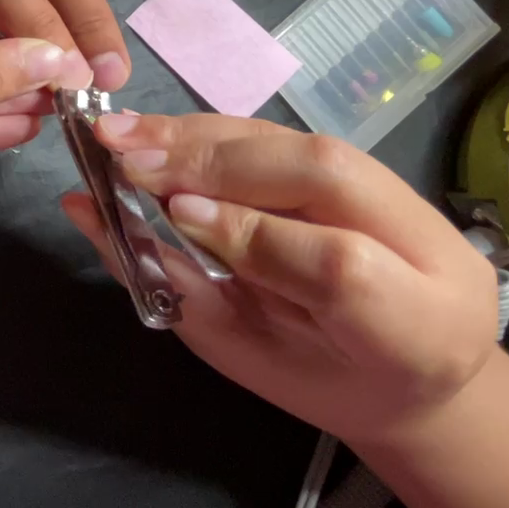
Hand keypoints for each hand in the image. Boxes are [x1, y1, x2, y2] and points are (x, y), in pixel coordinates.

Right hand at [60, 114, 498, 446]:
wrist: (403, 374)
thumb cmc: (309, 377)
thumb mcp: (244, 357)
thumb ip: (177, 287)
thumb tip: (87, 211)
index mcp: (415, 326)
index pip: (339, 267)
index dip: (251, 233)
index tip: (172, 212)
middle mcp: (421, 247)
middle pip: (321, 174)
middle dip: (214, 161)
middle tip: (124, 159)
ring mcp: (395, 198)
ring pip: (296, 142)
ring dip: (198, 134)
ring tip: (121, 133)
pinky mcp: (353, 166)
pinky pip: (276, 135)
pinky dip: (206, 130)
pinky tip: (151, 130)